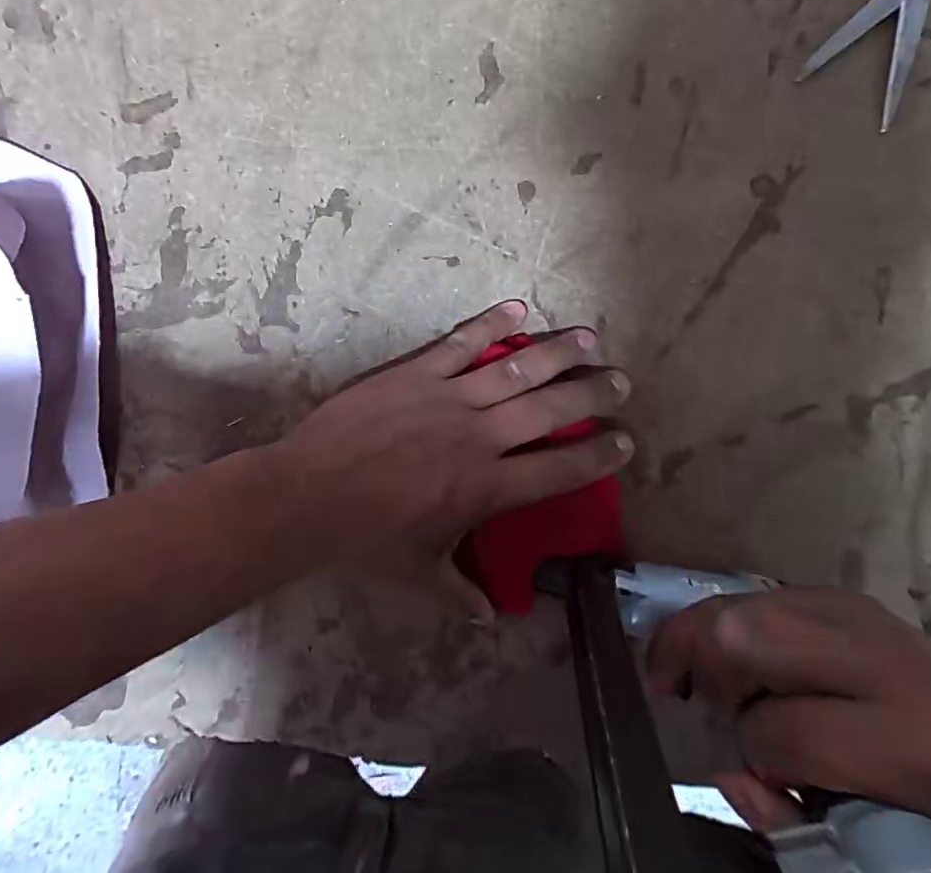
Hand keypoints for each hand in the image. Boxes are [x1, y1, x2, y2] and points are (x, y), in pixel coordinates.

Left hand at [262, 300, 633, 610]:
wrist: (305, 496)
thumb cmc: (365, 538)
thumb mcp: (418, 574)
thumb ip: (460, 595)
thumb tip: (490, 621)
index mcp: (486, 487)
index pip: (559, 469)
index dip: (598, 455)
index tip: (625, 441)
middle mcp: (480, 438)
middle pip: (551, 411)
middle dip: (592, 395)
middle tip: (621, 383)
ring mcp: (450, 399)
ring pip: (517, 370)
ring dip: (558, 353)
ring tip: (590, 340)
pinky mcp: (418, 373)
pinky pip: (462, 344)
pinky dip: (491, 325)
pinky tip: (516, 309)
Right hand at [644, 588, 930, 871]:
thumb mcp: (893, 852)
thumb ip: (795, 822)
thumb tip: (723, 771)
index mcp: (918, 742)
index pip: (783, 731)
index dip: (750, 754)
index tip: (752, 767)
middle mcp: (886, 658)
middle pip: (749, 635)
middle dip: (698, 664)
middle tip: (682, 697)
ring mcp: (863, 614)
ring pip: (746, 604)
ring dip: (702, 637)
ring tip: (697, 678)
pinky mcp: (846, 597)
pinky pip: (763, 598)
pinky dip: (728, 622)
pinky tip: (730, 658)